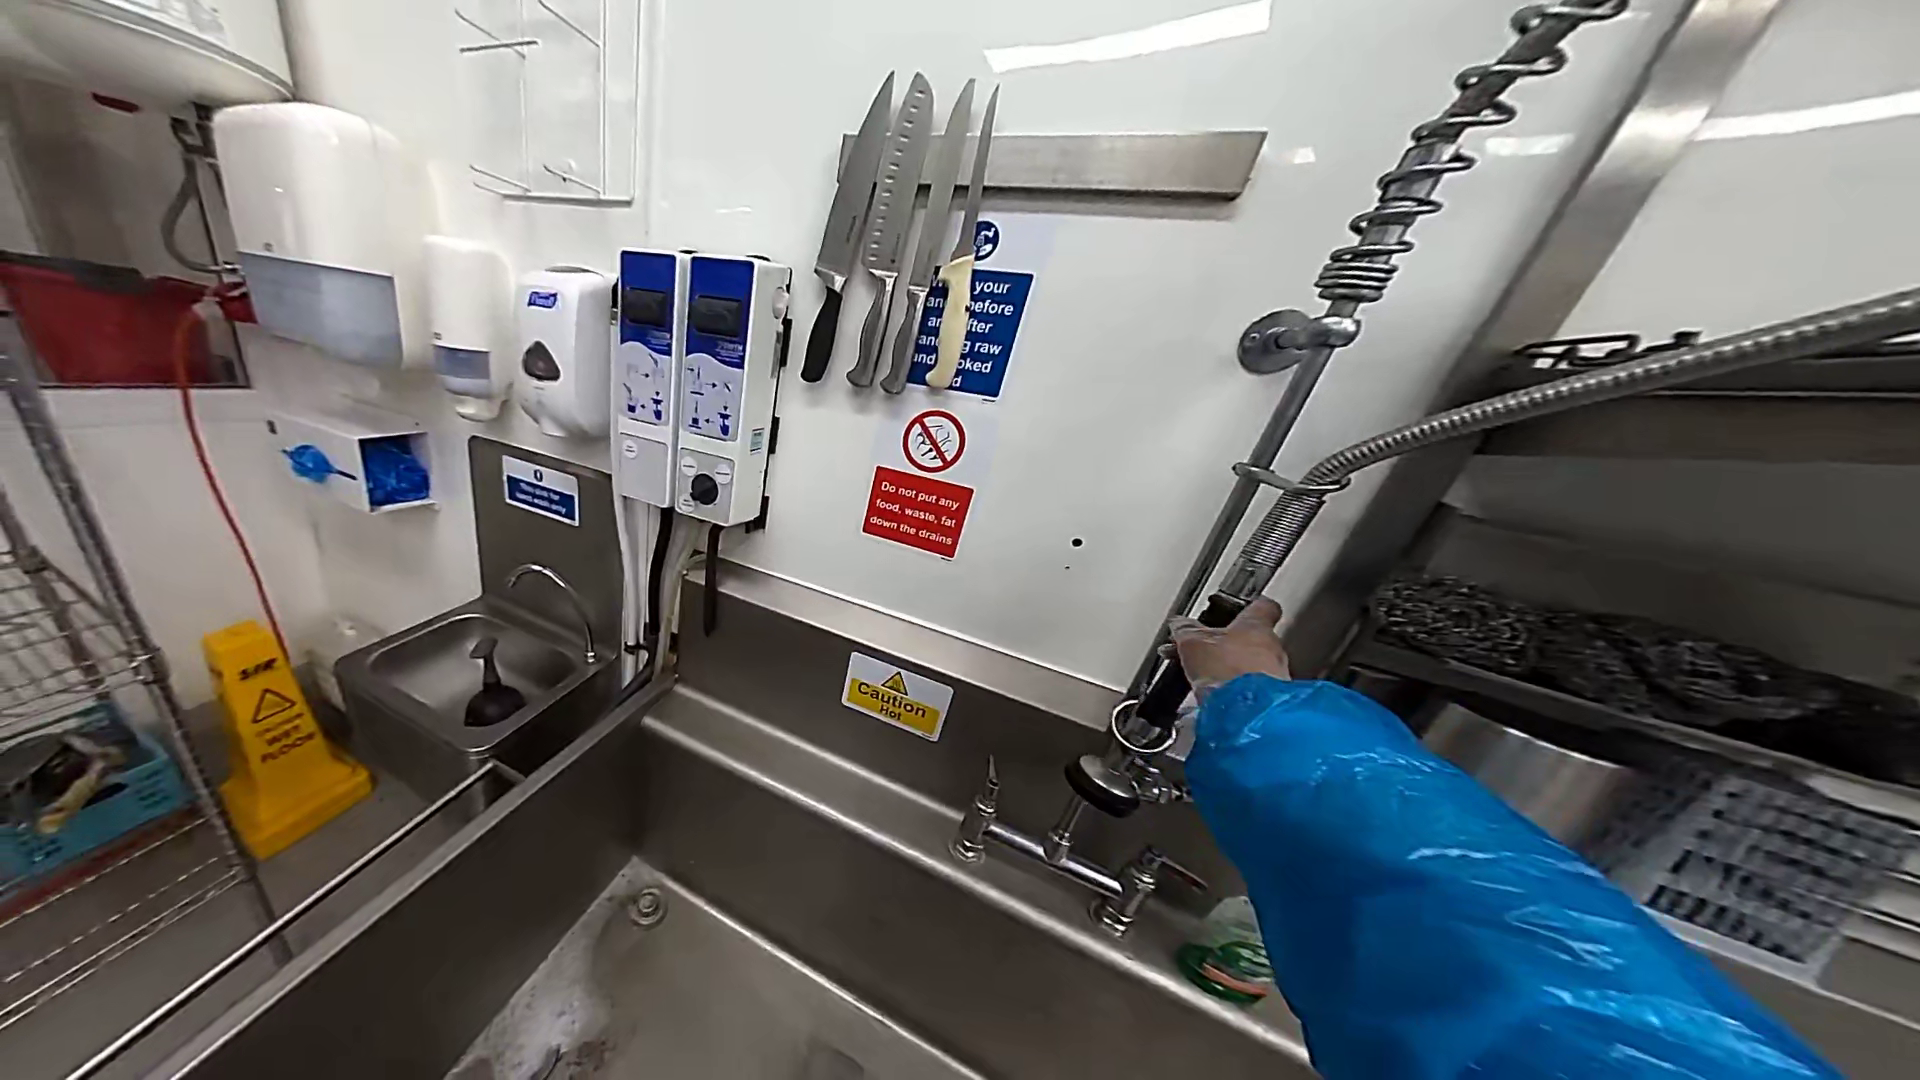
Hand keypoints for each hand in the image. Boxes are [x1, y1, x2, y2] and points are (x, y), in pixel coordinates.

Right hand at [1167, 597, 1289, 700]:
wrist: (1245, 712)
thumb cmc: (1227, 671)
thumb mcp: (1192, 642)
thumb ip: (1185, 630)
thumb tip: (1179, 625)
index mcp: (1256, 626)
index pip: (1263, 606)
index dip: (1251, 606)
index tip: (1244, 607)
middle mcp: (1273, 648)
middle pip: (1251, 638)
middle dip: (1226, 644)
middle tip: (1202, 650)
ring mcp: (1276, 675)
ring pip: (1251, 665)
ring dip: (1229, 669)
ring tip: (1203, 678)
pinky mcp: (1272, 700)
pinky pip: (1252, 689)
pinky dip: (1235, 690)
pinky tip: (1216, 696)